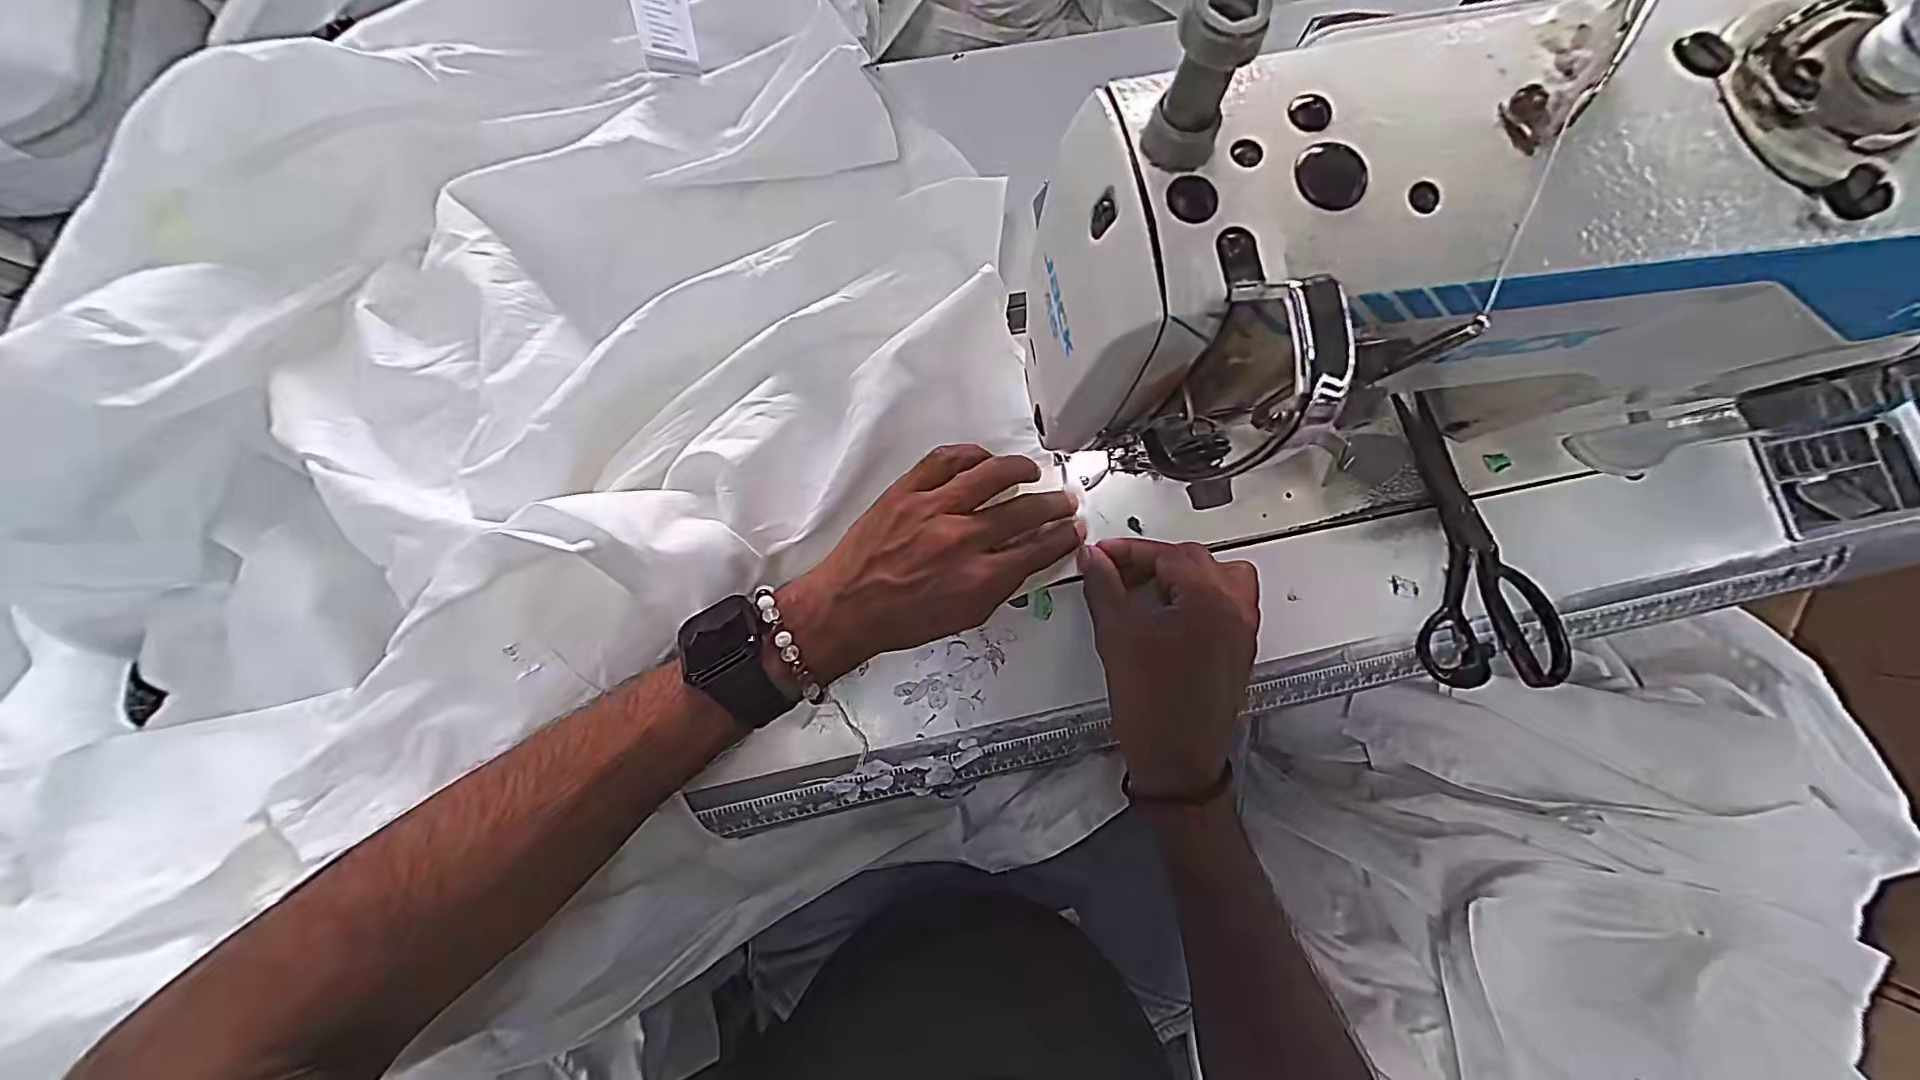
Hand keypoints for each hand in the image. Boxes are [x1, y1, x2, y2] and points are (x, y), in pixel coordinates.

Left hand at [774, 444, 1081, 682]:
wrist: (846, 608)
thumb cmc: (897, 618)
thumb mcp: (965, 615)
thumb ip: (1002, 586)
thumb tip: (1026, 562)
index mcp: (978, 576)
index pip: (1038, 548)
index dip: (1063, 537)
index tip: (1071, 530)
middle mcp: (960, 538)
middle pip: (1024, 510)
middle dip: (1054, 504)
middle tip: (1062, 501)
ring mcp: (932, 509)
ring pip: (991, 474)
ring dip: (1021, 470)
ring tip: (1031, 471)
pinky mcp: (906, 492)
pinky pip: (946, 459)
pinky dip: (971, 454)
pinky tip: (983, 459)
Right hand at [1078, 539, 1259, 797]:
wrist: (1176, 760)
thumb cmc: (1156, 710)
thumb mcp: (1117, 635)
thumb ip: (1104, 587)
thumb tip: (1095, 561)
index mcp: (1211, 601)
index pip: (1169, 554)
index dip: (1129, 550)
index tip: (1104, 555)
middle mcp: (1235, 612)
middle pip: (1195, 560)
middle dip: (1152, 560)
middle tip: (1117, 570)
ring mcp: (1241, 632)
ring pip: (1218, 578)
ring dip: (1182, 574)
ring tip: (1148, 586)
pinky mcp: (1238, 651)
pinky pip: (1225, 604)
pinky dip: (1198, 597)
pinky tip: (1170, 612)